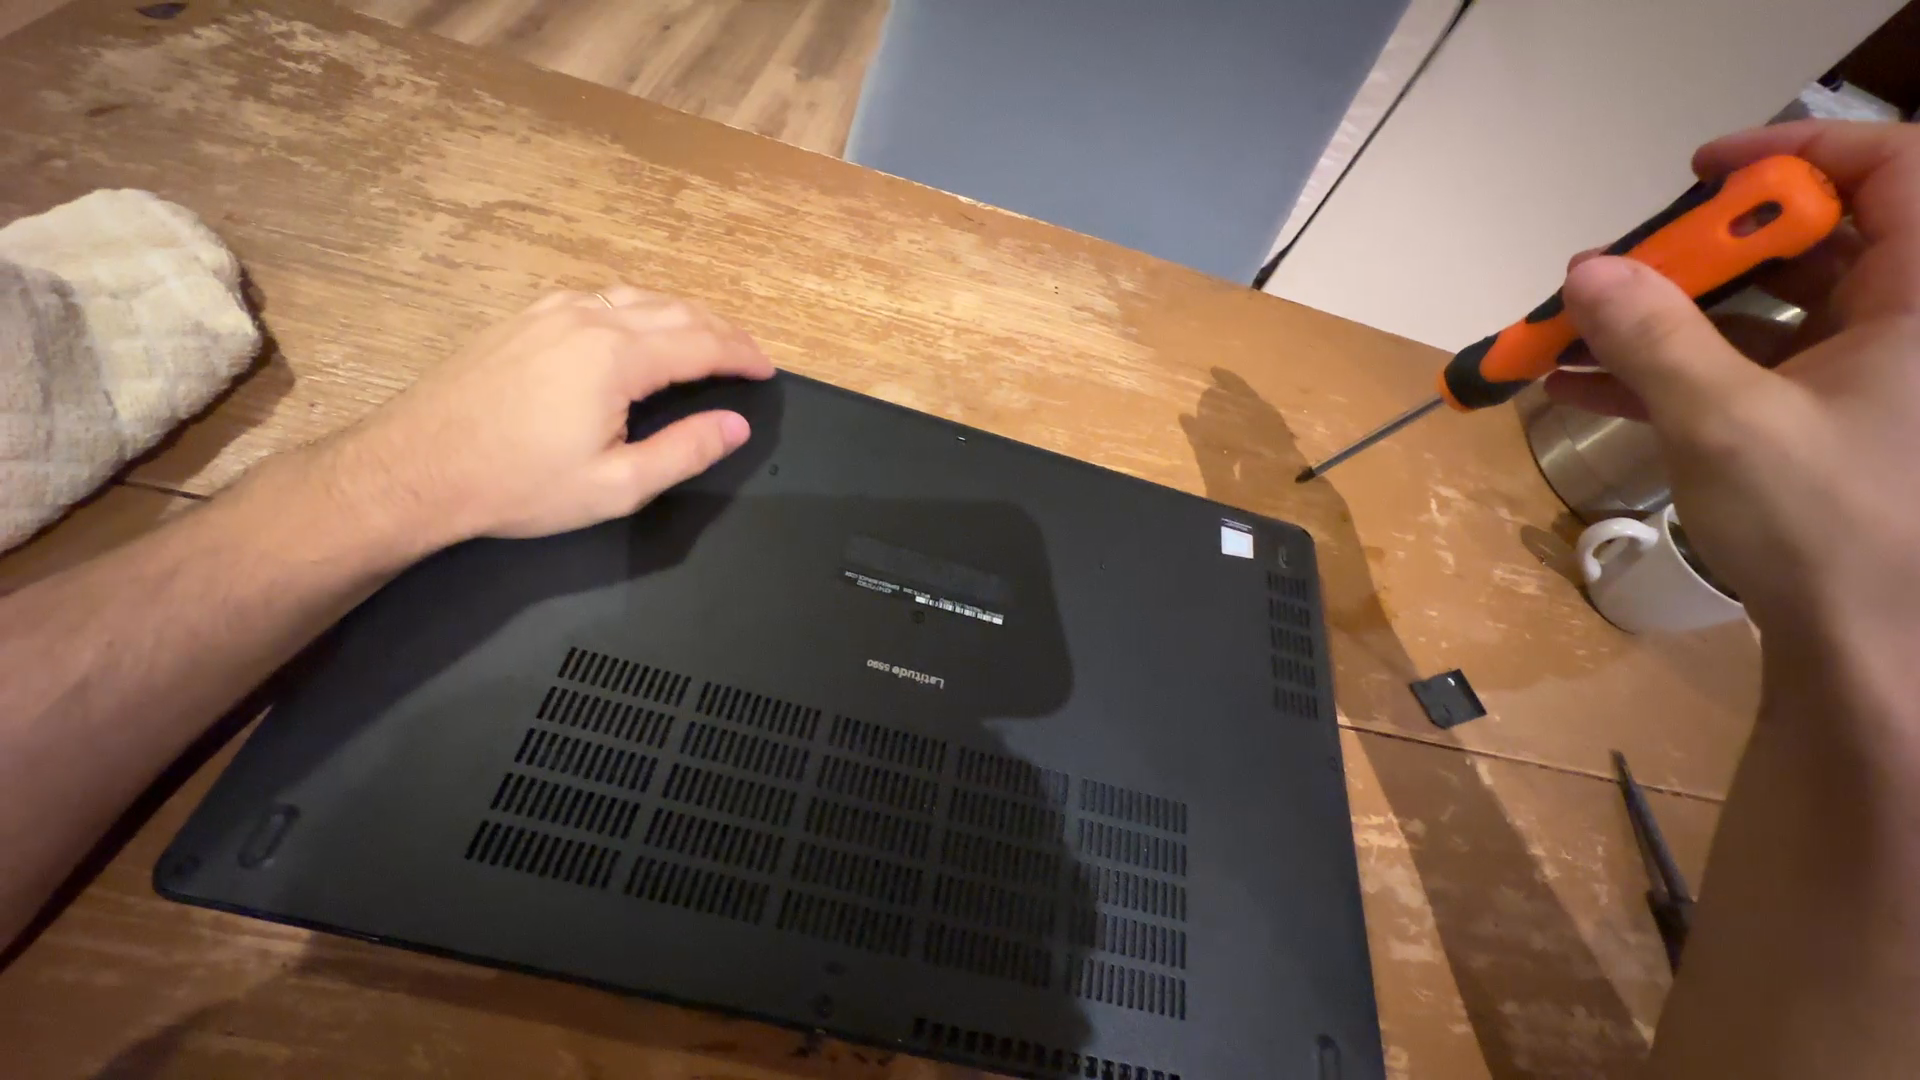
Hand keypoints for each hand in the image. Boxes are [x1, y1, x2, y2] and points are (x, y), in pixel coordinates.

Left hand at [330, 286, 773, 547]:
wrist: (415, 468)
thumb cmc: (521, 485)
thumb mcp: (618, 486)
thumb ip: (685, 452)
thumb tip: (736, 426)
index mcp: (617, 357)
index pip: (702, 344)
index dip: (743, 354)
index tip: (769, 370)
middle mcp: (589, 318)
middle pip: (676, 311)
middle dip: (723, 331)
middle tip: (751, 354)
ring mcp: (551, 311)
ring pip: (638, 298)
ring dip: (684, 315)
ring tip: (709, 337)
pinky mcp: (525, 319)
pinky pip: (601, 299)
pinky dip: (641, 310)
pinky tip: (641, 328)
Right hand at [1544, 121, 1919, 633]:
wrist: (1870, 642)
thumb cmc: (1828, 523)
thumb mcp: (1725, 422)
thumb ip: (1652, 339)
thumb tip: (1584, 271)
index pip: (1890, 173)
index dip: (1793, 156)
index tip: (1694, 174)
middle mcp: (1903, 322)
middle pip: (1801, 246)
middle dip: (1690, 258)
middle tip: (1604, 278)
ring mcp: (1856, 374)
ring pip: (1754, 314)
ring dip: (1652, 323)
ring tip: (1561, 338)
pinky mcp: (1810, 418)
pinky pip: (1732, 370)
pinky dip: (1656, 372)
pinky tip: (1574, 385)